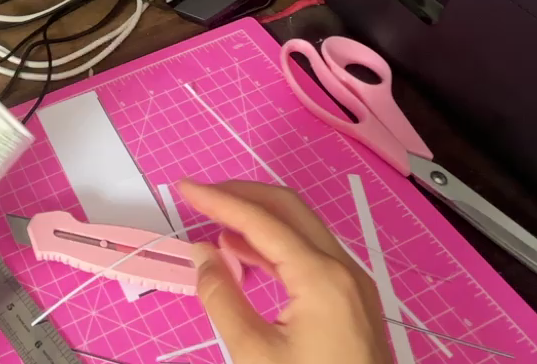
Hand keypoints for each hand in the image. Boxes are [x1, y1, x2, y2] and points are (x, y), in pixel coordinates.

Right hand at [178, 179, 390, 363]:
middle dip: (240, 195)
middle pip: (287, 208)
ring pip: (299, 229)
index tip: (183, 188)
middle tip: (201, 196)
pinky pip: (308, 255)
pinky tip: (243, 256)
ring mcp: (353, 287)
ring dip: (256, 218)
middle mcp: (343, 270)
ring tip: (215, 225)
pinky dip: (272, 245)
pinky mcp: (352, 304)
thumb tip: (201, 254)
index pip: (260, 219)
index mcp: (321, 277)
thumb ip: (221, 296)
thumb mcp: (254, 355)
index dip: (218, 200)